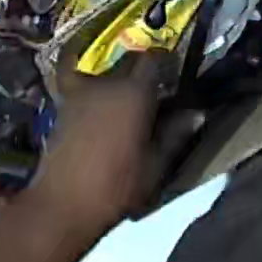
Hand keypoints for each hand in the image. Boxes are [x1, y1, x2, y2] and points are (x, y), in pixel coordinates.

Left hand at [29, 53, 165, 239]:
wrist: (66, 201)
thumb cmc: (117, 187)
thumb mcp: (155, 166)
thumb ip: (175, 134)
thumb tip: (197, 112)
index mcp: (136, 93)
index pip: (153, 60)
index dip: (164, 60)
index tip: (172, 69)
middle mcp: (109, 81)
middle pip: (129, 62)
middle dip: (143, 71)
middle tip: (153, 89)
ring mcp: (84, 88)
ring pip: (106, 70)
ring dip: (117, 77)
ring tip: (124, 94)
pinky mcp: (65, 99)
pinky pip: (70, 70)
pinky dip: (75, 61)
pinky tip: (81, 65)